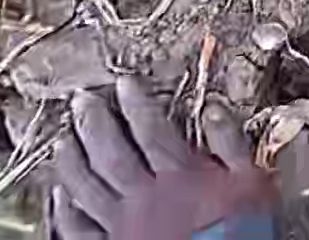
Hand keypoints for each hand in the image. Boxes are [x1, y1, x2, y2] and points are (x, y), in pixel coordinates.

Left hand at [49, 76, 274, 239]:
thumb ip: (230, 141)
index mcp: (179, 173)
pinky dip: (64, 212)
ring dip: (72, 161)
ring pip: (87, 189)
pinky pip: (78, 231)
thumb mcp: (250, 176)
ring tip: (61, 138)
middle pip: (112, 155)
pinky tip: (58, 195)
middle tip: (80, 100)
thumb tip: (212, 107)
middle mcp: (144, 196)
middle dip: (95, 124)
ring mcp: (121, 227)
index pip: (151, 129)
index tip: (124, 83)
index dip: (136, 104)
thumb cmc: (240, 224)